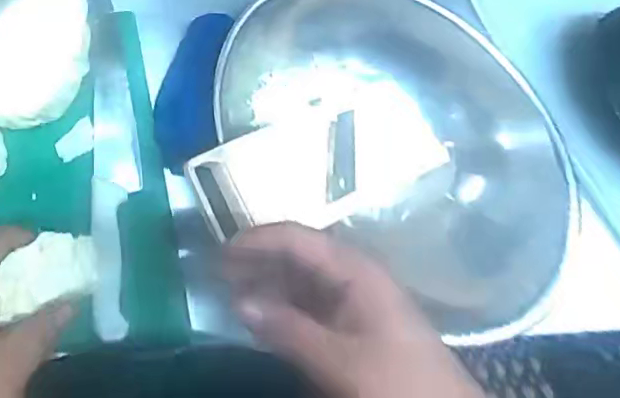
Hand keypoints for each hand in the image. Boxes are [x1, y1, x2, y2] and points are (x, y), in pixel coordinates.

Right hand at [223, 223, 482, 397]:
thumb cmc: (402, 387)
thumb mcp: (343, 363)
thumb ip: (288, 329)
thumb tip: (238, 301)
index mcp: (355, 269)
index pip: (294, 236)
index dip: (254, 240)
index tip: (219, 253)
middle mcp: (355, 276)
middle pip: (295, 254)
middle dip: (256, 261)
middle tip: (218, 275)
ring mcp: (359, 304)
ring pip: (301, 280)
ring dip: (266, 285)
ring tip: (234, 297)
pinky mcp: (360, 331)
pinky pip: (311, 307)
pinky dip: (284, 309)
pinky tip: (264, 320)